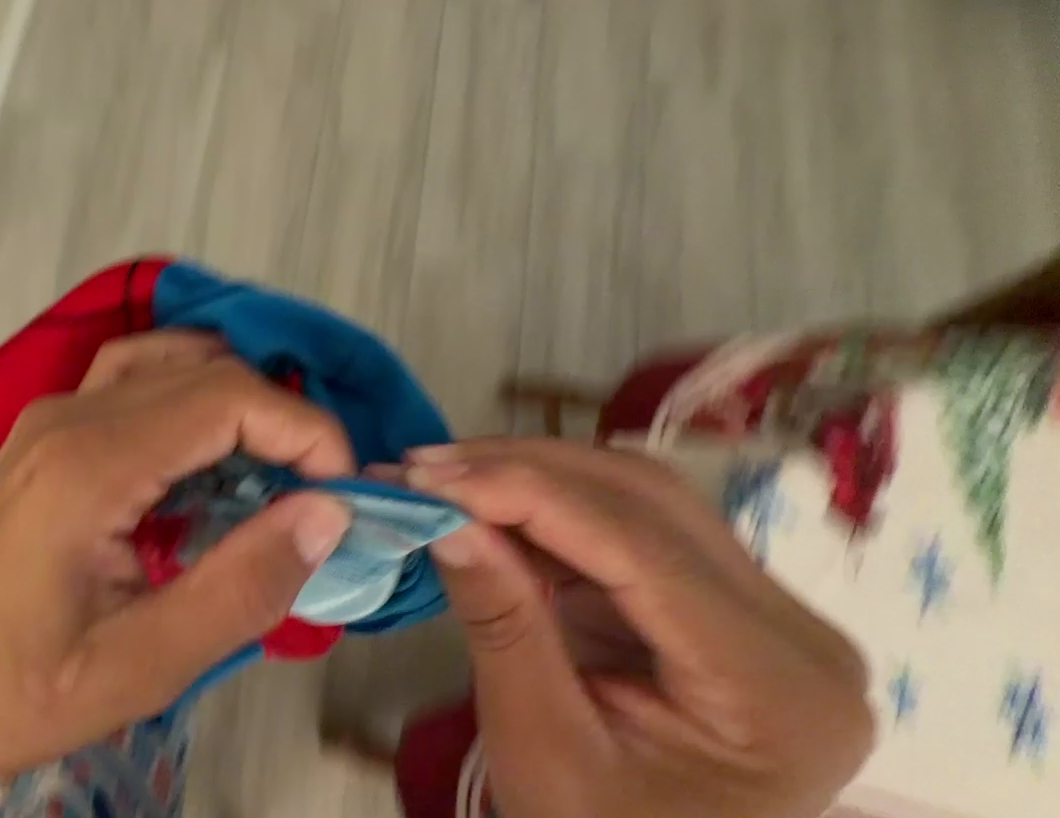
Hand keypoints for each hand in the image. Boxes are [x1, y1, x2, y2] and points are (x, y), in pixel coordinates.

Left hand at [0, 334, 356, 817]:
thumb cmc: (20, 690)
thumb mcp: (141, 666)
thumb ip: (241, 586)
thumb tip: (328, 512)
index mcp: (89, 464)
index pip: (225, 397)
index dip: (304, 430)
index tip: (346, 492)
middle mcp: (67, 417)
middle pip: (201, 373)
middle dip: (281, 419)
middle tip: (323, 494)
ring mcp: (50, 418)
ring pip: (167, 364)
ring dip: (235, 399)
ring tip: (279, 469)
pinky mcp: (46, 434)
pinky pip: (131, 381)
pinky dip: (188, 396)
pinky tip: (209, 450)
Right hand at [401, 439, 874, 817]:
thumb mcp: (541, 746)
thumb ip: (502, 624)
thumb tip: (443, 517)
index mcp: (776, 688)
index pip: (638, 546)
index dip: (523, 492)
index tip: (422, 476)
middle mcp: (794, 630)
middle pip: (645, 500)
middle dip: (520, 468)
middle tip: (418, 467)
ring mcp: (761, 609)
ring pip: (635, 493)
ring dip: (528, 473)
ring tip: (439, 476)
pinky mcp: (714, 597)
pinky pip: (623, 521)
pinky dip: (542, 504)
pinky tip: (481, 501)